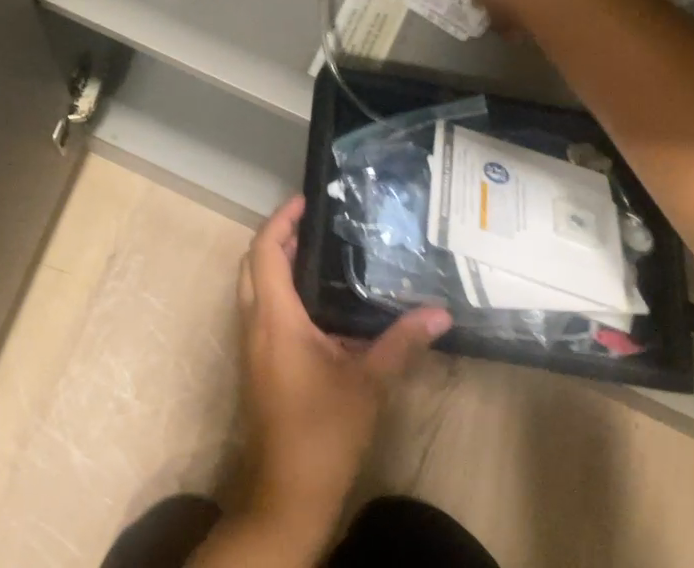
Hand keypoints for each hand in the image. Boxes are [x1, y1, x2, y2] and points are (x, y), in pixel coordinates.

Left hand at [235, 197, 449, 535]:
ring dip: (277, 266)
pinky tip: (320, 304)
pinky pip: (261, 313)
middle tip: (315, 223)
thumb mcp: (368, 383)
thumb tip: (441, 312)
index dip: (280, 221)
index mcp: (274, 320)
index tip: (304, 200)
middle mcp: (255, 326)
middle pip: (252, 265)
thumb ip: (401, 342)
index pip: (265, 252)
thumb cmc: (323, 431)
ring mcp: (252, 348)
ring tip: (320, 253)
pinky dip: (281, 293)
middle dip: (277, 238)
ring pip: (253, 290)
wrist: (287, 492)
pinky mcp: (258, 365)